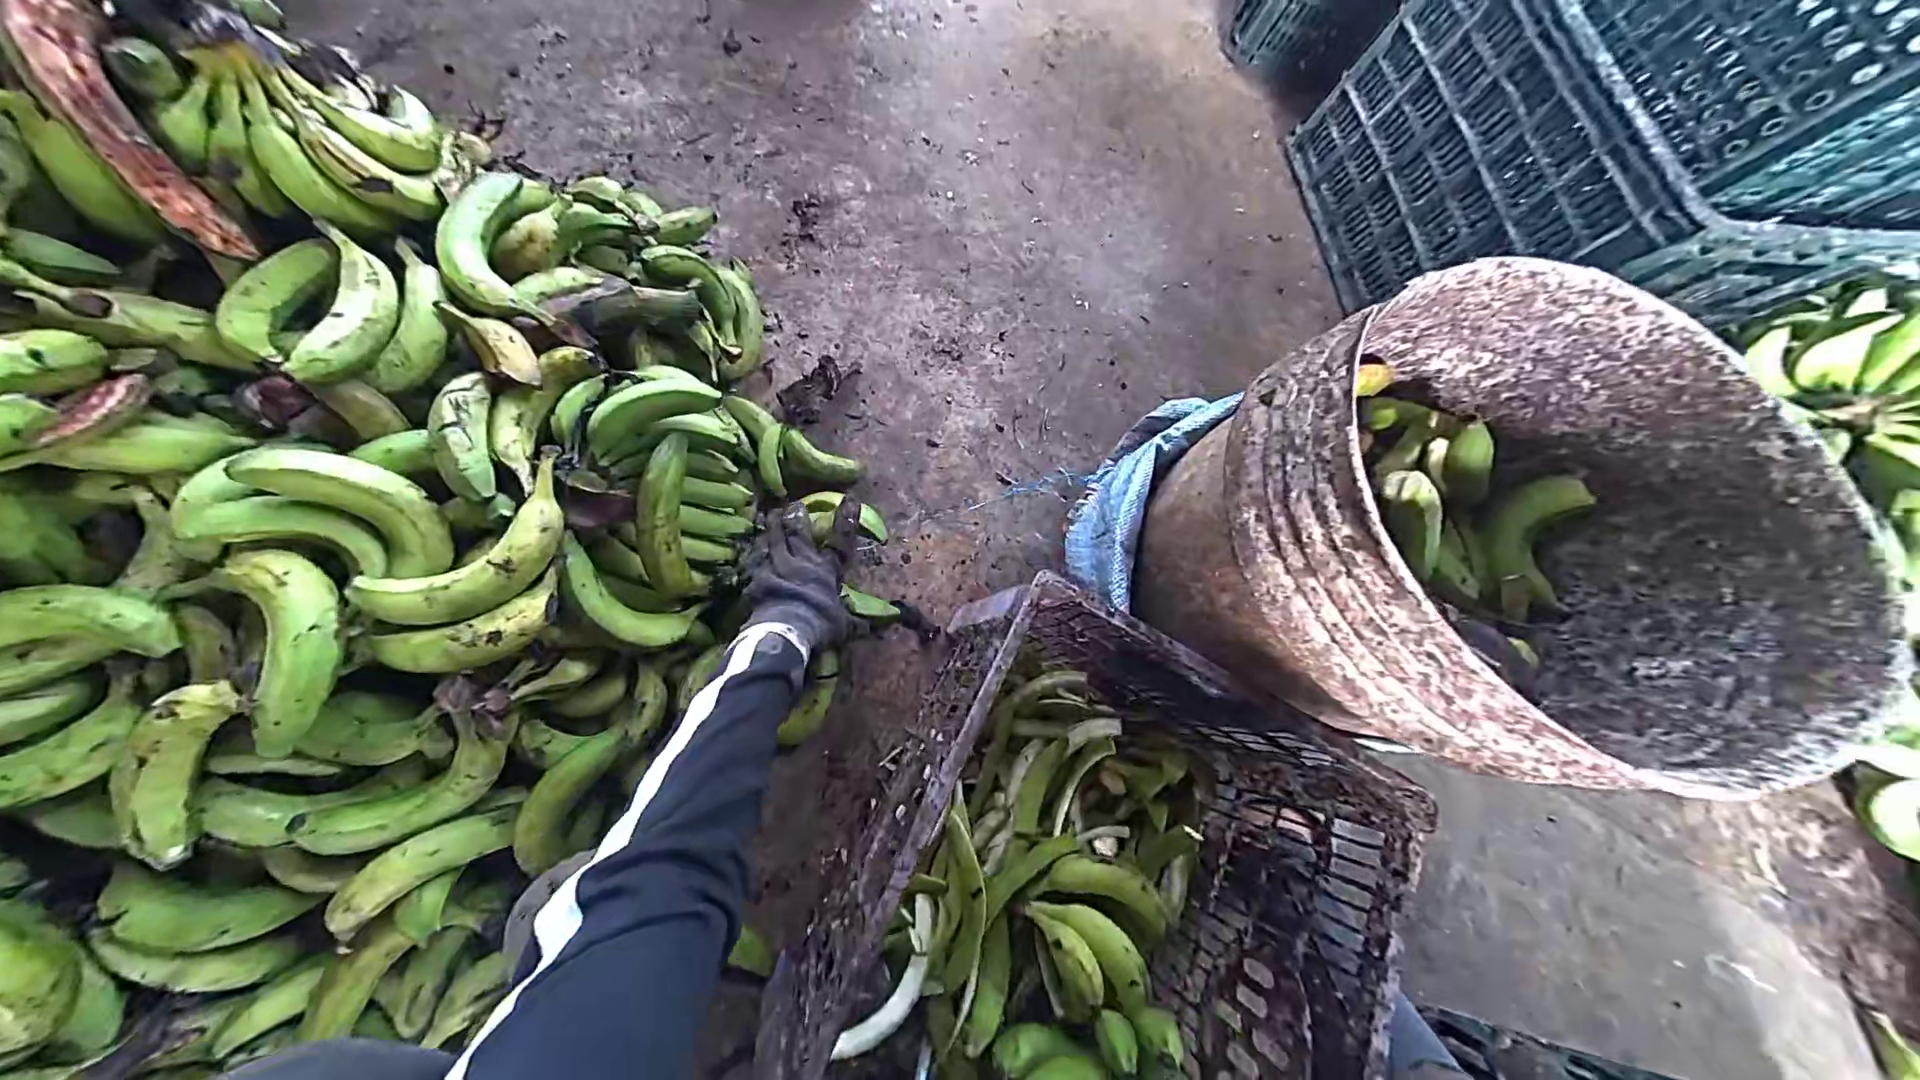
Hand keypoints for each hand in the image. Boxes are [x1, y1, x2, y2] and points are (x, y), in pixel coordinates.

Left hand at [740, 498, 860, 654]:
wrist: (786, 630)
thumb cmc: (820, 624)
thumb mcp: (843, 625)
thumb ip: (855, 621)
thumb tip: (879, 626)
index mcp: (826, 570)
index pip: (840, 540)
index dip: (846, 520)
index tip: (849, 500)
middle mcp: (800, 562)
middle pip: (797, 533)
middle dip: (796, 516)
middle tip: (793, 504)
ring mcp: (775, 567)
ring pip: (772, 540)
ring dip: (771, 527)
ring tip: (769, 515)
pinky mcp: (755, 578)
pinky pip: (754, 561)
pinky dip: (753, 554)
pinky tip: (750, 550)